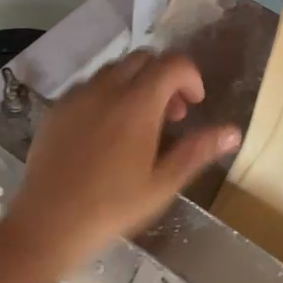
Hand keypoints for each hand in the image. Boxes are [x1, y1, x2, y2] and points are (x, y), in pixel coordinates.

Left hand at [0, 50, 241, 270]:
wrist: (49, 223)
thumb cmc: (112, 207)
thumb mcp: (162, 184)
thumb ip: (197, 151)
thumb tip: (233, 132)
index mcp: (137, 104)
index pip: (173, 64)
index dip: (191, 77)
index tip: (194, 105)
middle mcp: (106, 89)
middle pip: (143, 59)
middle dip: (164, 78)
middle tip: (170, 116)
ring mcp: (77, 96)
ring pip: (114, 70)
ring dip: (135, 84)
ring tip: (138, 124)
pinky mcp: (56, 109)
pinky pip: (88, 86)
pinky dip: (106, 95)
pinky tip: (105, 131)